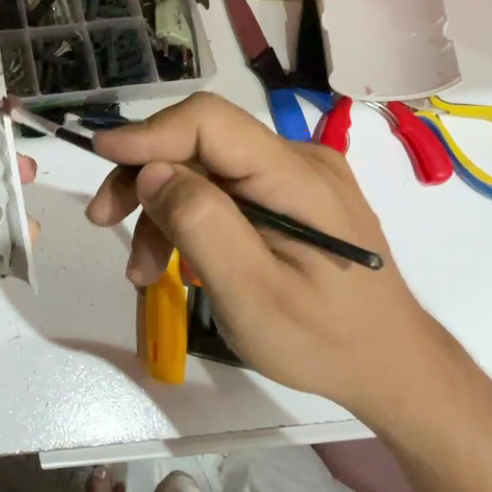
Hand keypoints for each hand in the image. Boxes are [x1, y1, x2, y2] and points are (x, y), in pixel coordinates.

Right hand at [85, 93, 453, 415]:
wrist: (392, 370)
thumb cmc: (324, 341)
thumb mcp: (252, 294)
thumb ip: (202, 225)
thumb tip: (150, 171)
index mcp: (297, 178)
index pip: (210, 122)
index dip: (150, 132)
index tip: (100, 153)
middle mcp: (297, 161)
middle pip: (199, 144)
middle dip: (144, 178)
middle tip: (103, 219)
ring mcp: (292, 177)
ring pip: (202, 169)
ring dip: (161, 211)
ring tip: (141, 270)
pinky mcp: (286, 197)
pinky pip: (221, 190)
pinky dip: (188, 219)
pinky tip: (173, 261)